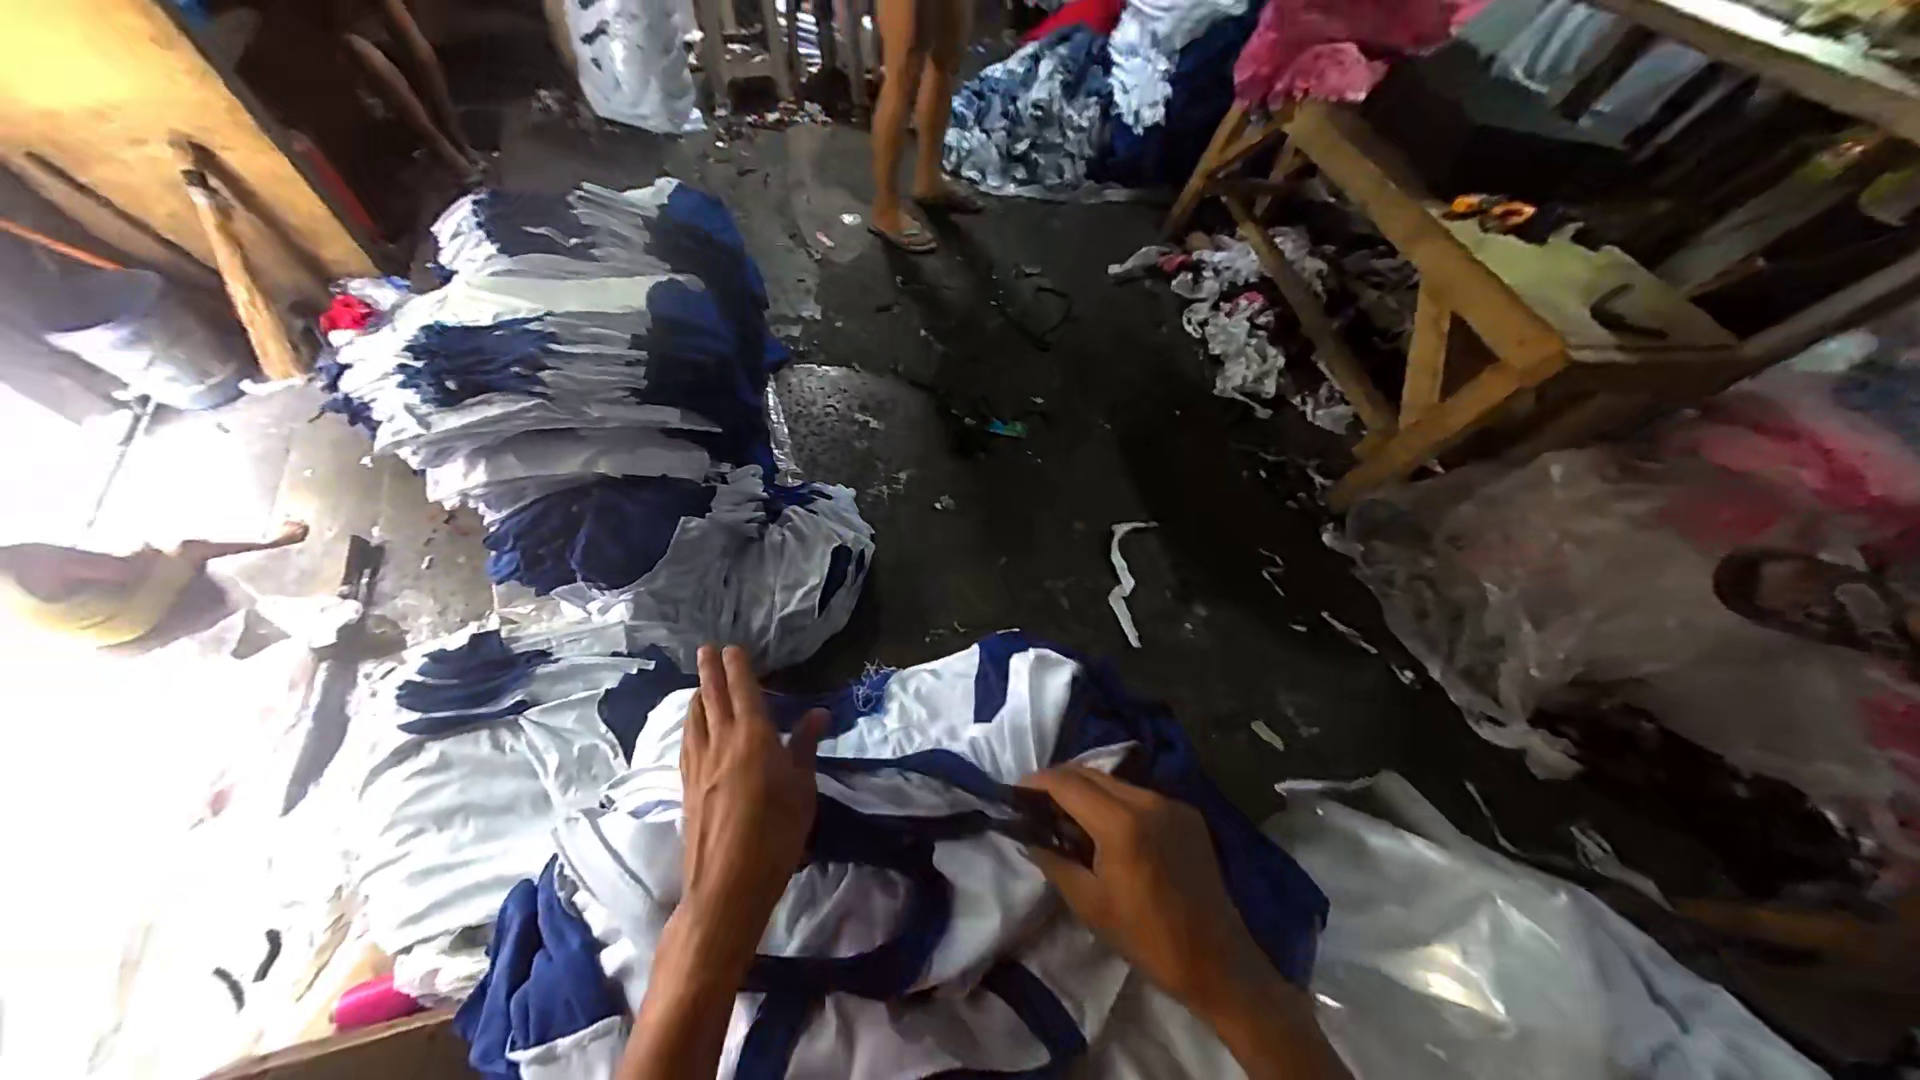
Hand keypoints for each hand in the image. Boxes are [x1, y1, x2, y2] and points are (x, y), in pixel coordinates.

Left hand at [678, 645, 825, 941]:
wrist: (727, 885)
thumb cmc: (776, 833)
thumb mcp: (802, 789)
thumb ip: (804, 747)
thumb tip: (816, 714)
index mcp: (753, 737)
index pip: (742, 690)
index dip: (737, 666)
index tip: (732, 647)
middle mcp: (721, 743)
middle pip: (711, 697)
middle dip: (709, 670)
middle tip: (706, 650)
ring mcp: (699, 765)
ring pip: (694, 719)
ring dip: (698, 695)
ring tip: (700, 685)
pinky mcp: (687, 787)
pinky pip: (688, 742)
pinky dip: (691, 724)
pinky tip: (693, 728)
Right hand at [1019, 766, 1277, 1017]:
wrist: (1218, 961)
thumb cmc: (1147, 937)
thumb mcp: (1089, 904)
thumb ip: (1053, 861)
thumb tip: (1030, 837)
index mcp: (1121, 823)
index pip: (1066, 783)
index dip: (1036, 782)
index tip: (1015, 791)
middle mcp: (1147, 800)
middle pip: (1089, 774)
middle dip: (1058, 782)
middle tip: (1036, 802)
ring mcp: (1171, 803)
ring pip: (1114, 782)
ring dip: (1086, 790)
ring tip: (1068, 815)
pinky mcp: (1187, 813)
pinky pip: (1139, 795)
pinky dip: (1115, 801)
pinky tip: (1107, 826)